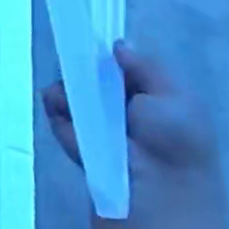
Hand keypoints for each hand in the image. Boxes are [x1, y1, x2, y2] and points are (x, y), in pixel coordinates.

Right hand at [44, 41, 226, 228]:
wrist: (152, 183)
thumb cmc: (175, 140)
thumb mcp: (176, 97)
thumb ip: (147, 68)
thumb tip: (118, 45)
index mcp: (146, 93)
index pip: (120, 64)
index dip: (108, 54)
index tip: (96, 44)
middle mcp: (115, 101)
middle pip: (89, 71)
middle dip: (84, 68)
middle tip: (87, 71)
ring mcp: (88, 114)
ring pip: (68, 85)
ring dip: (69, 86)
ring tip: (78, 99)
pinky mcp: (65, 127)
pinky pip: (53, 104)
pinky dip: (56, 103)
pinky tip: (65, 109)